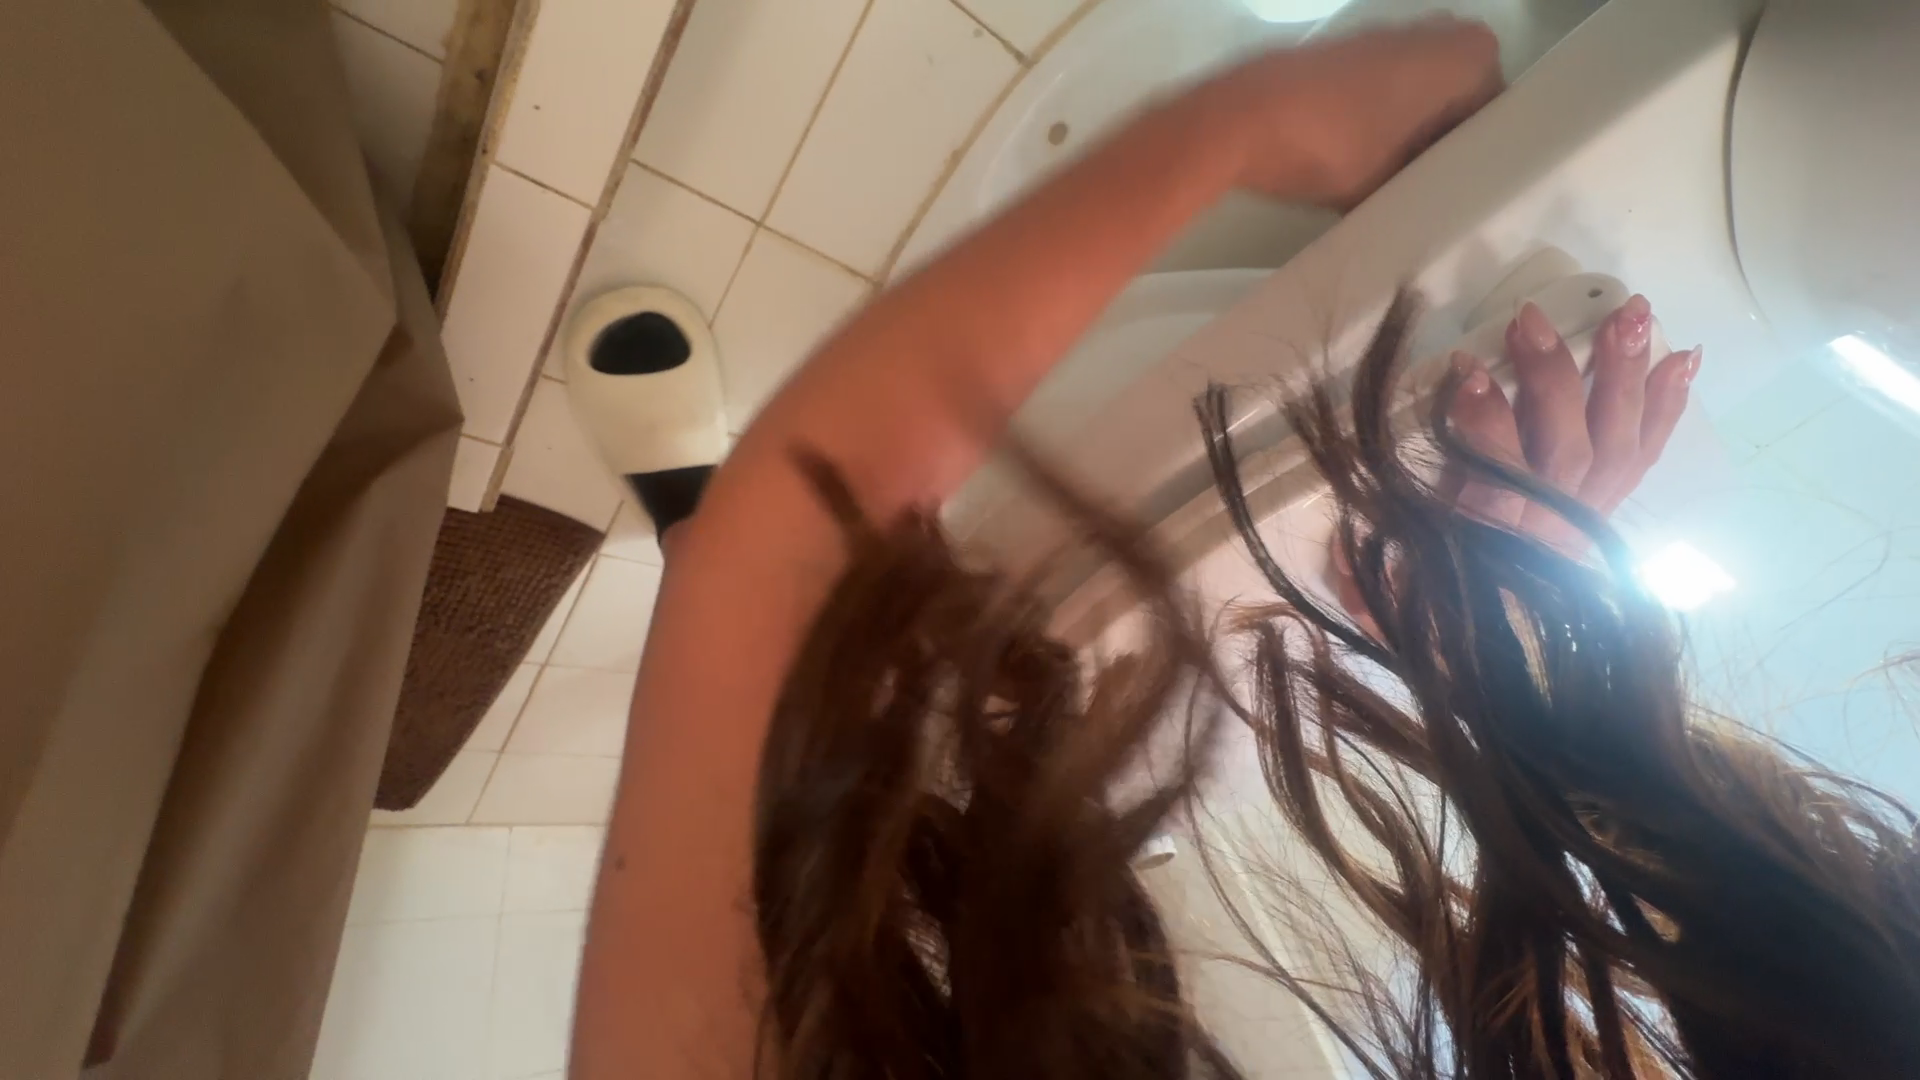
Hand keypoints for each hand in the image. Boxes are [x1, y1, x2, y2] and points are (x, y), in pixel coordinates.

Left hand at [1211, 17, 1503, 208]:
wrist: (1245, 118)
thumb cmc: (1328, 147)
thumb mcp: (1381, 185)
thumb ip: (1415, 192)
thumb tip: (1419, 211)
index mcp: (1472, 55)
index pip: (1493, 122)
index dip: (1468, 168)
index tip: (1449, 203)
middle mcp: (1440, 31)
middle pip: (1452, 109)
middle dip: (1433, 152)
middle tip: (1415, 202)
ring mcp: (1391, 36)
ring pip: (1413, 103)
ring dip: (1401, 141)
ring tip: (1382, 191)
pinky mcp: (1347, 53)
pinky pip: (1376, 97)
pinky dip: (1371, 127)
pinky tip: (1351, 167)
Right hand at [1333, 296, 1701, 626]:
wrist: (1508, 662)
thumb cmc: (1439, 622)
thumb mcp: (1391, 602)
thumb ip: (1369, 584)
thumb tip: (1340, 552)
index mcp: (1492, 548)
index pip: (1497, 476)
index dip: (1484, 418)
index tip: (1467, 365)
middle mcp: (1550, 532)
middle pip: (1568, 447)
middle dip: (1554, 377)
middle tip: (1534, 318)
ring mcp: (1586, 520)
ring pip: (1618, 444)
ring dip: (1624, 374)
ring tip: (1633, 313)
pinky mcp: (1603, 513)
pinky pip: (1643, 459)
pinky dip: (1663, 408)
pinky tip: (1680, 360)